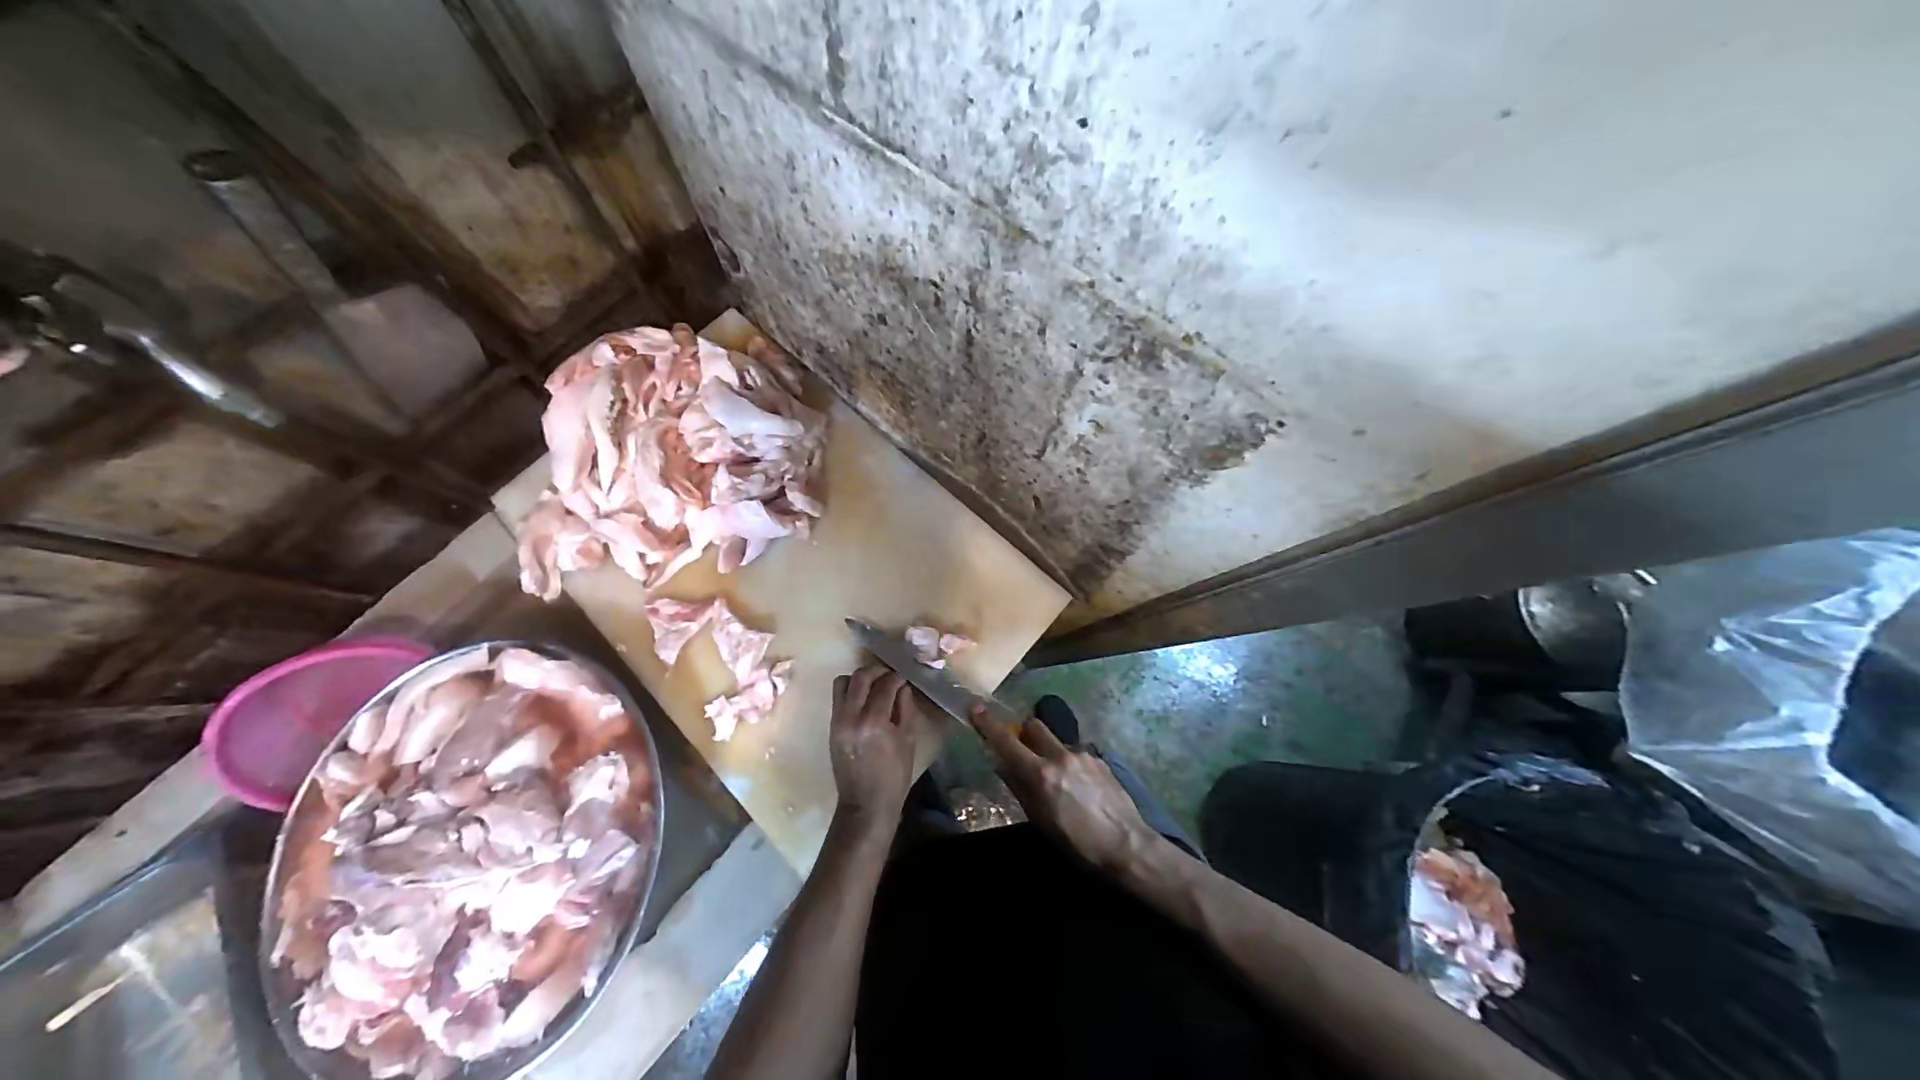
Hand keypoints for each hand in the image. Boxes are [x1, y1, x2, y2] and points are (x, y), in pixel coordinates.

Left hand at [829, 662, 934, 835]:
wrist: (865, 804)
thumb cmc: (894, 776)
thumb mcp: (908, 741)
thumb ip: (905, 708)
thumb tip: (902, 687)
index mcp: (874, 721)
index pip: (885, 685)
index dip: (896, 677)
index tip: (904, 677)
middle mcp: (851, 716)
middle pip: (860, 677)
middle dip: (877, 670)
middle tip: (889, 674)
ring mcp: (837, 721)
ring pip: (842, 682)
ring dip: (859, 678)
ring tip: (874, 685)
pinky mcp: (831, 727)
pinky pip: (838, 698)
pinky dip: (851, 692)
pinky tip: (865, 700)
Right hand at [968, 704, 1157, 874]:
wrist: (1127, 845)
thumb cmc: (1078, 842)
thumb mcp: (1041, 821)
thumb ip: (1020, 788)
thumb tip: (1003, 766)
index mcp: (1041, 773)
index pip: (1007, 742)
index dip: (989, 725)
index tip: (977, 709)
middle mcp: (1061, 756)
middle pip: (1034, 726)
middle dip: (1024, 731)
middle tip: (1022, 747)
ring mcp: (1083, 755)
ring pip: (1057, 741)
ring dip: (1049, 751)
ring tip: (1057, 780)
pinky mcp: (1101, 761)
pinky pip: (1076, 754)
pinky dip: (1069, 764)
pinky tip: (1079, 788)